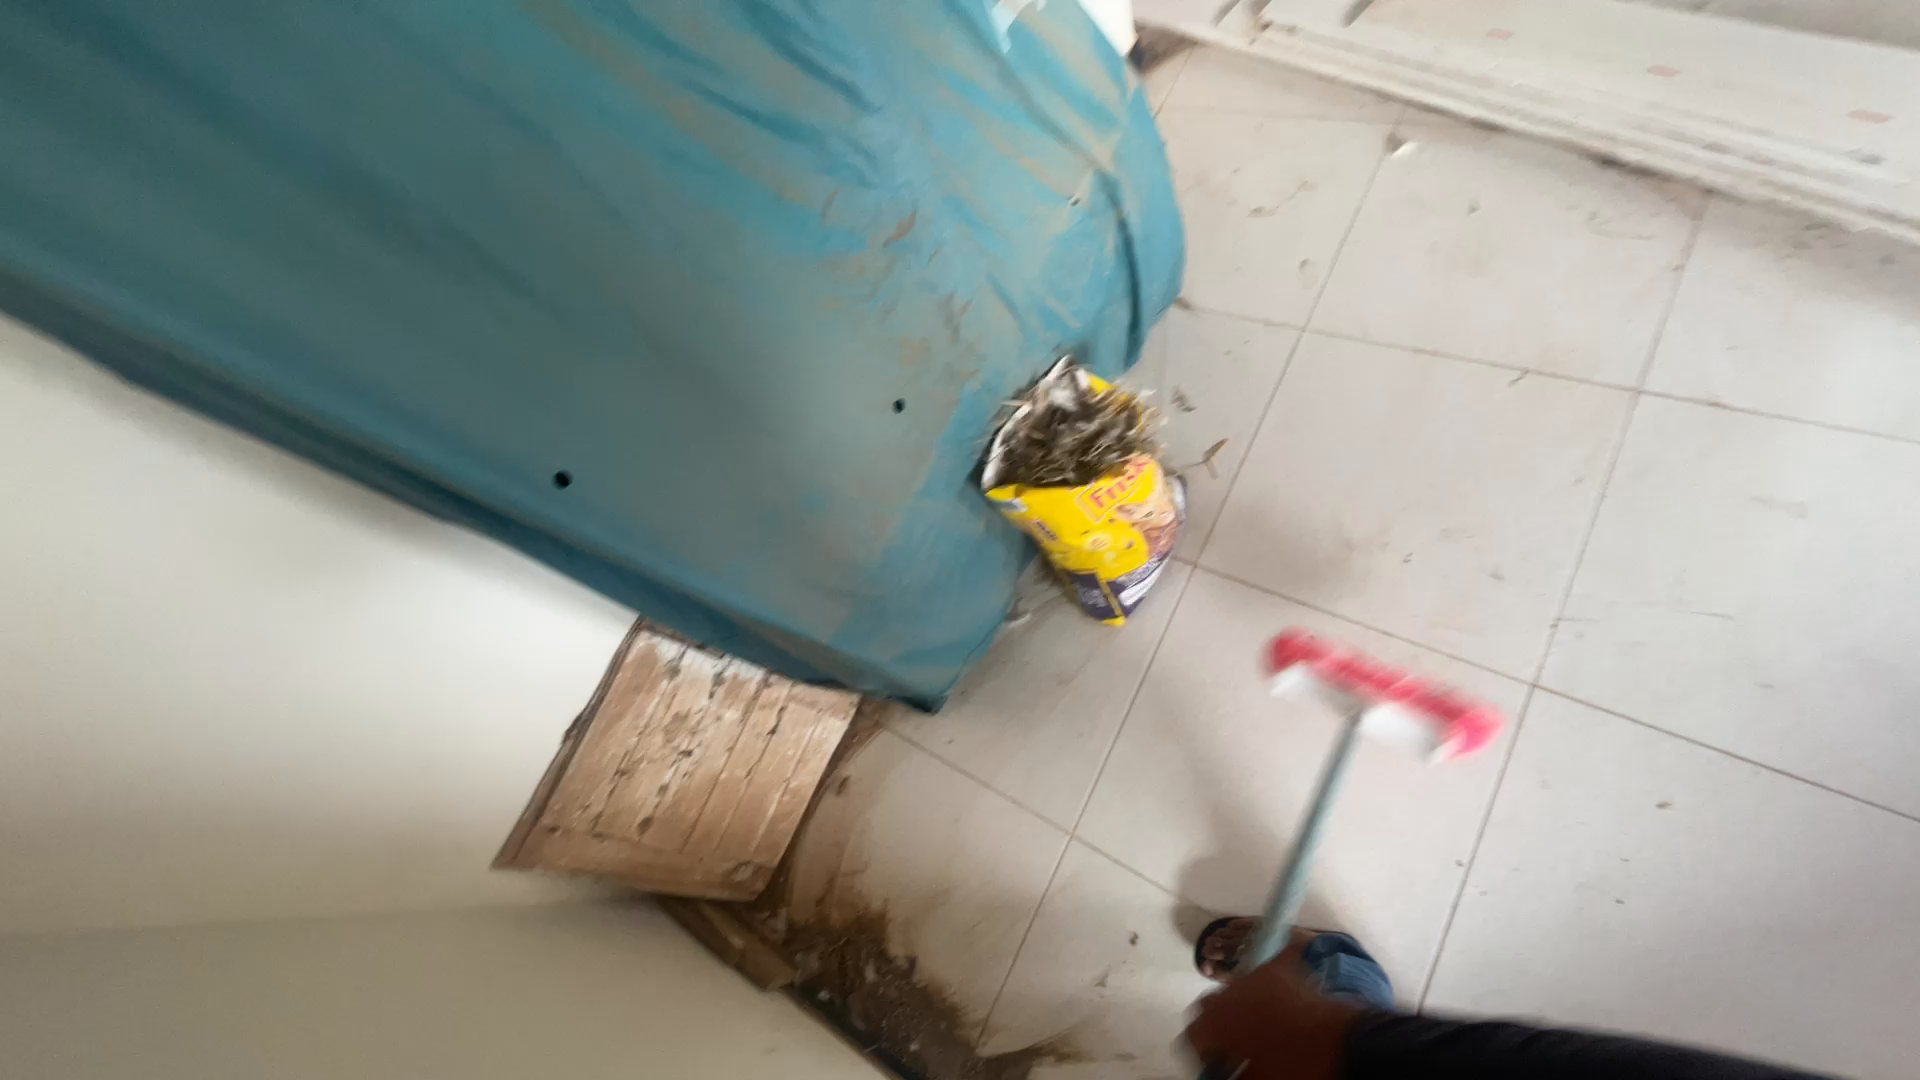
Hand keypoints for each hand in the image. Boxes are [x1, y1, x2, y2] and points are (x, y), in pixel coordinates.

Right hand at [1183, 938, 1363, 1079]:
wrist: (1338, 1046)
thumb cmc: (1291, 1068)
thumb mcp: (1256, 1078)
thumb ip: (1232, 1073)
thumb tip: (1224, 1072)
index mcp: (1216, 1022)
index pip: (1193, 1033)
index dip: (1202, 1049)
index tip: (1214, 1061)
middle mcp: (1226, 993)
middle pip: (1210, 1005)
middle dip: (1217, 1023)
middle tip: (1233, 1044)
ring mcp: (1253, 976)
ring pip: (1235, 988)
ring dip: (1240, 1004)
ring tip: (1259, 1025)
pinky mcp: (1278, 968)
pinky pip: (1264, 974)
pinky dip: (1266, 987)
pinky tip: (1279, 1002)